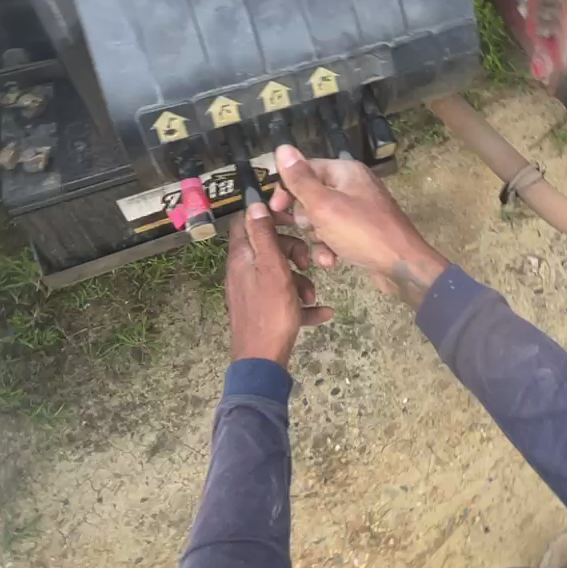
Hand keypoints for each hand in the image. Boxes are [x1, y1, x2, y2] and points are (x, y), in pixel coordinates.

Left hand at [225, 202, 331, 365]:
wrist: (263, 362)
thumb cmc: (270, 312)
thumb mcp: (272, 268)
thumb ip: (264, 236)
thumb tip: (255, 204)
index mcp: (242, 257)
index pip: (246, 222)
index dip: (269, 215)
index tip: (292, 220)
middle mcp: (244, 271)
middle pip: (270, 247)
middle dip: (293, 251)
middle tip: (307, 262)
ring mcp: (254, 292)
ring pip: (281, 273)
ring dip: (301, 280)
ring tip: (312, 294)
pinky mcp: (264, 311)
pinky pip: (287, 300)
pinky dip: (303, 304)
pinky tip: (323, 312)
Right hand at [271, 145, 448, 305]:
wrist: (401, 266)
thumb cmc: (362, 232)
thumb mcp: (324, 205)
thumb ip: (300, 180)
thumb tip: (281, 148)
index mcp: (345, 171)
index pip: (305, 169)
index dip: (287, 188)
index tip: (275, 209)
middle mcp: (353, 185)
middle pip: (311, 196)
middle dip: (305, 217)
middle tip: (311, 228)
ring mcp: (358, 209)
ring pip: (320, 218)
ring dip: (317, 236)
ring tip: (325, 248)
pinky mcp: (361, 231)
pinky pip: (334, 234)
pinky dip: (329, 247)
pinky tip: (331, 261)